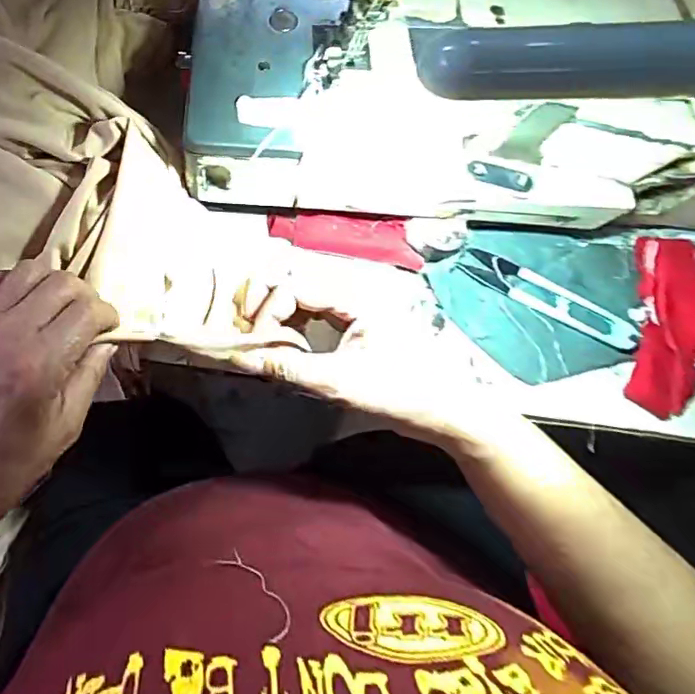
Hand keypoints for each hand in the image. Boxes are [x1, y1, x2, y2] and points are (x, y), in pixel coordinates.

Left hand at [0, 260, 119, 536]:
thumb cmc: (12, 461)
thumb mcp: (66, 426)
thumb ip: (89, 375)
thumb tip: (106, 341)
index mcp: (41, 361)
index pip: (86, 310)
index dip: (107, 314)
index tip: (110, 327)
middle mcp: (11, 330)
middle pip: (61, 282)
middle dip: (84, 294)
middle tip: (89, 317)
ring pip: (28, 269)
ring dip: (52, 282)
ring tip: (58, 307)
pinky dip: (16, 281)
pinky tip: (25, 304)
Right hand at [193, 250, 532, 448]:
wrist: (450, 412)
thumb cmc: (403, 393)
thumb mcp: (340, 383)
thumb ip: (289, 369)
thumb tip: (244, 360)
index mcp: (354, 297)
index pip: (293, 288)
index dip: (267, 311)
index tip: (255, 341)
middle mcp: (352, 291)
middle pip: (292, 281)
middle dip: (265, 304)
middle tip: (248, 331)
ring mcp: (353, 305)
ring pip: (299, 294)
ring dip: (275, 312)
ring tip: (262, 340)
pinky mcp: (353, 320)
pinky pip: (310, 309)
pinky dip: (290, 322)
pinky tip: (284, 344)